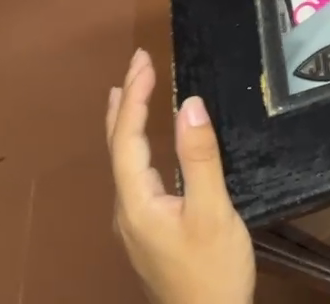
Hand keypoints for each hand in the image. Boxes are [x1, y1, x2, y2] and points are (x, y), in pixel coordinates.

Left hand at [107, 48, 255, 303]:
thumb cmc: (212, 269)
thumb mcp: (212, 211)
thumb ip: (200, 158)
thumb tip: (189, 104)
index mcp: (137, 202)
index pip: (126, 138)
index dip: (133, 97)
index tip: (144, 60)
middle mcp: (127, 209)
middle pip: (117, 147)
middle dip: (124, 101)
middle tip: (137, 62)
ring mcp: (135, 221)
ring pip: (123, 160)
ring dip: (127, 120)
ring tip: (129, 91)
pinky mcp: (148, 228)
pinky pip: (135, 172)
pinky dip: (137, 143)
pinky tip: (147, 142)